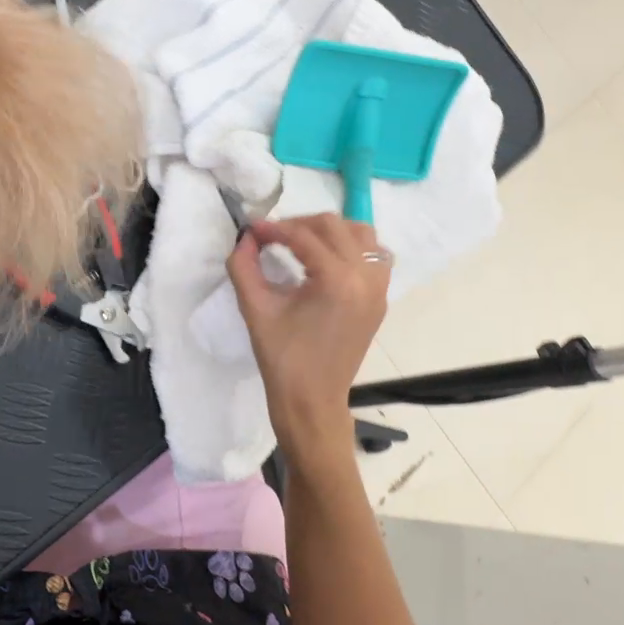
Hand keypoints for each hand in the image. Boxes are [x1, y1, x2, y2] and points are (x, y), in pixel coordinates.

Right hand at [227, 215, 390, 475]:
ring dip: (331, 231)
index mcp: (337, 280)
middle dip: (300, 224)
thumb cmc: (282, 358)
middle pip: (335, 226)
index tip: (251, 230)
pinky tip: (327, 260)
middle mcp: (365, 278)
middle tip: (272, 236)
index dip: (273, 229)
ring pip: (361, 235)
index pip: (303, 236)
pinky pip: (375, 257)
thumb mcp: (255, 309)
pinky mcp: (379, 300)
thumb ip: (243, 267)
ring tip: (302, 243)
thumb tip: (245, 238)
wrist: (311, 400)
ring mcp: (378, 289)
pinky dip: (353, 248)